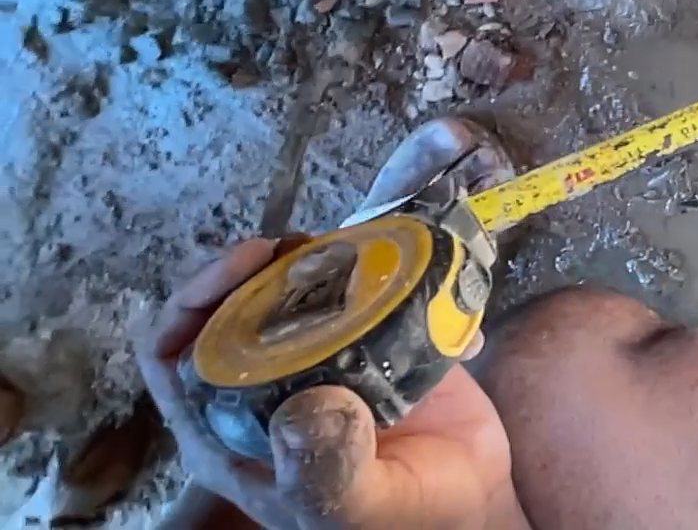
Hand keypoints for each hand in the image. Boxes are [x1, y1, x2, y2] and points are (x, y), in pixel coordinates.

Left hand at [139, 240, 524, 528]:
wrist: (471, 505)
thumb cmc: (400, 520)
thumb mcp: (351, 508)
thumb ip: (325, 465)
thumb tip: (307, 401)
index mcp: (236, 426)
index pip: (182, 349)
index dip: (201, 296)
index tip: (254, 257)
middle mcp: (280, 383)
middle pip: (254, 306)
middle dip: (281, 264)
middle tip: (324, 240)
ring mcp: (342, 360)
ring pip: (324, 293)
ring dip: (349, 260)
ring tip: (384, 244)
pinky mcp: (401, 344)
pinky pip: (398, 297)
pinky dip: (418, 275)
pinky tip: (442, 278)